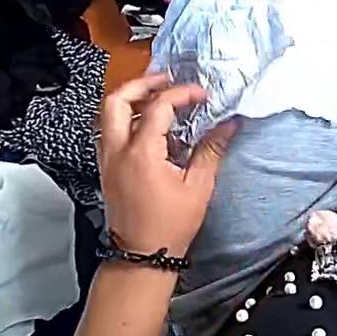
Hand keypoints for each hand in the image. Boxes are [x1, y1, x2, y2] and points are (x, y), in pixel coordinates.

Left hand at [97, 73, 237, 256]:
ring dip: (132, 99)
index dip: (182, 94)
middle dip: (142, 84)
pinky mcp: (107, 167)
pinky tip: (151, 125)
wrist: (143, 254)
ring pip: (109, 114)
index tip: (202, 96)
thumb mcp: (199, 186)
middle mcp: (117, 150)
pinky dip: (128, 118)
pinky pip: (111, 131)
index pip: (159, 107)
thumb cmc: (171, 224)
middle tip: (168, 81)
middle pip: (117, 100)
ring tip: (159, 97)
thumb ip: (211, 149)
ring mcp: (108, 159)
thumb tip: (228, 125)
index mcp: (141, 153)